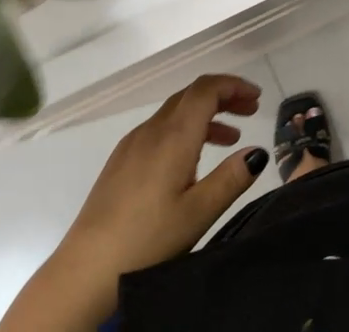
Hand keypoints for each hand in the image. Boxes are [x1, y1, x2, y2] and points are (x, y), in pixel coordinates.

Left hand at [2, 76, 267, 329]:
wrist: (91, 262)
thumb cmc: (150, 238)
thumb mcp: (199, 212)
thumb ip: (230, 178)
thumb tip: (257, 151)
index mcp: (173, 136)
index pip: (205, 90)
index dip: (232, 86)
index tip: (257, 96)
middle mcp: (152, 130)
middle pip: (190, 96)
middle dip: (222, 97)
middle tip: (251, 111)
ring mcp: (133, 143)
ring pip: (174, 113)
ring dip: (204, 116)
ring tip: (230, 137)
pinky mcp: (122, 159)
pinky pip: (160, 129)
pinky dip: (185, 131)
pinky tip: (192, 159)